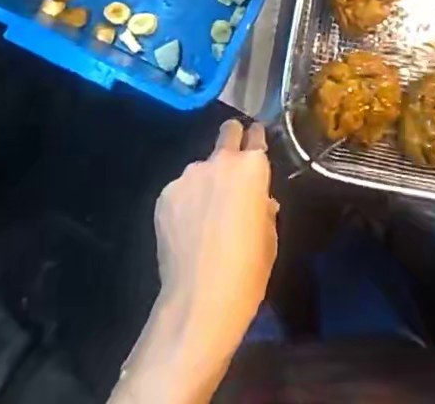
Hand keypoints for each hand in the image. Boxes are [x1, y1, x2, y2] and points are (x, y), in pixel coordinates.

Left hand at [113, 120, 277, 403]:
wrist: (199, 301)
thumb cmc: (248, 271)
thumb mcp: (269, 238)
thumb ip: (263, 208)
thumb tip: (258, 201)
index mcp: (252, 168)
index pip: (256, 134)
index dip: (256, 140)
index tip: (256, 147)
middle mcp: (219, 161)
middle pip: (227, 132)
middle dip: (232, 141)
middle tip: (232, 171)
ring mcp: (188, 175)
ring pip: (201, 168)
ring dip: (205, 183)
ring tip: (204, 218)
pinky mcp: (165, 194)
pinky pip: (180, 190)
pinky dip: (185, 203)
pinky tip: (186, 230)